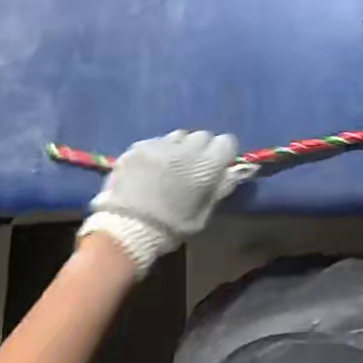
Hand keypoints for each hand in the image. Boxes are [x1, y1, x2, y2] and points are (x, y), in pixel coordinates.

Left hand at [78, 130, 241, 276]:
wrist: (128, 227)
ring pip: (178, 136)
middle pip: (202, 136)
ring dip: (179, 148)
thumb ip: (220, 188)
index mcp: (206, 165)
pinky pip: (155, 142)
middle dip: (201, 150)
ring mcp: (159, 144)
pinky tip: (149, 169)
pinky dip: (157, 151)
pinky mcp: (138, 145)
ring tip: (170, 167)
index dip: (223, 155)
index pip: (227, 142)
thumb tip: (234, 172)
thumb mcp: (203, 214)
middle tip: (193, 168)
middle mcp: (184, 147)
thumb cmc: (171, 227)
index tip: (217, 167)